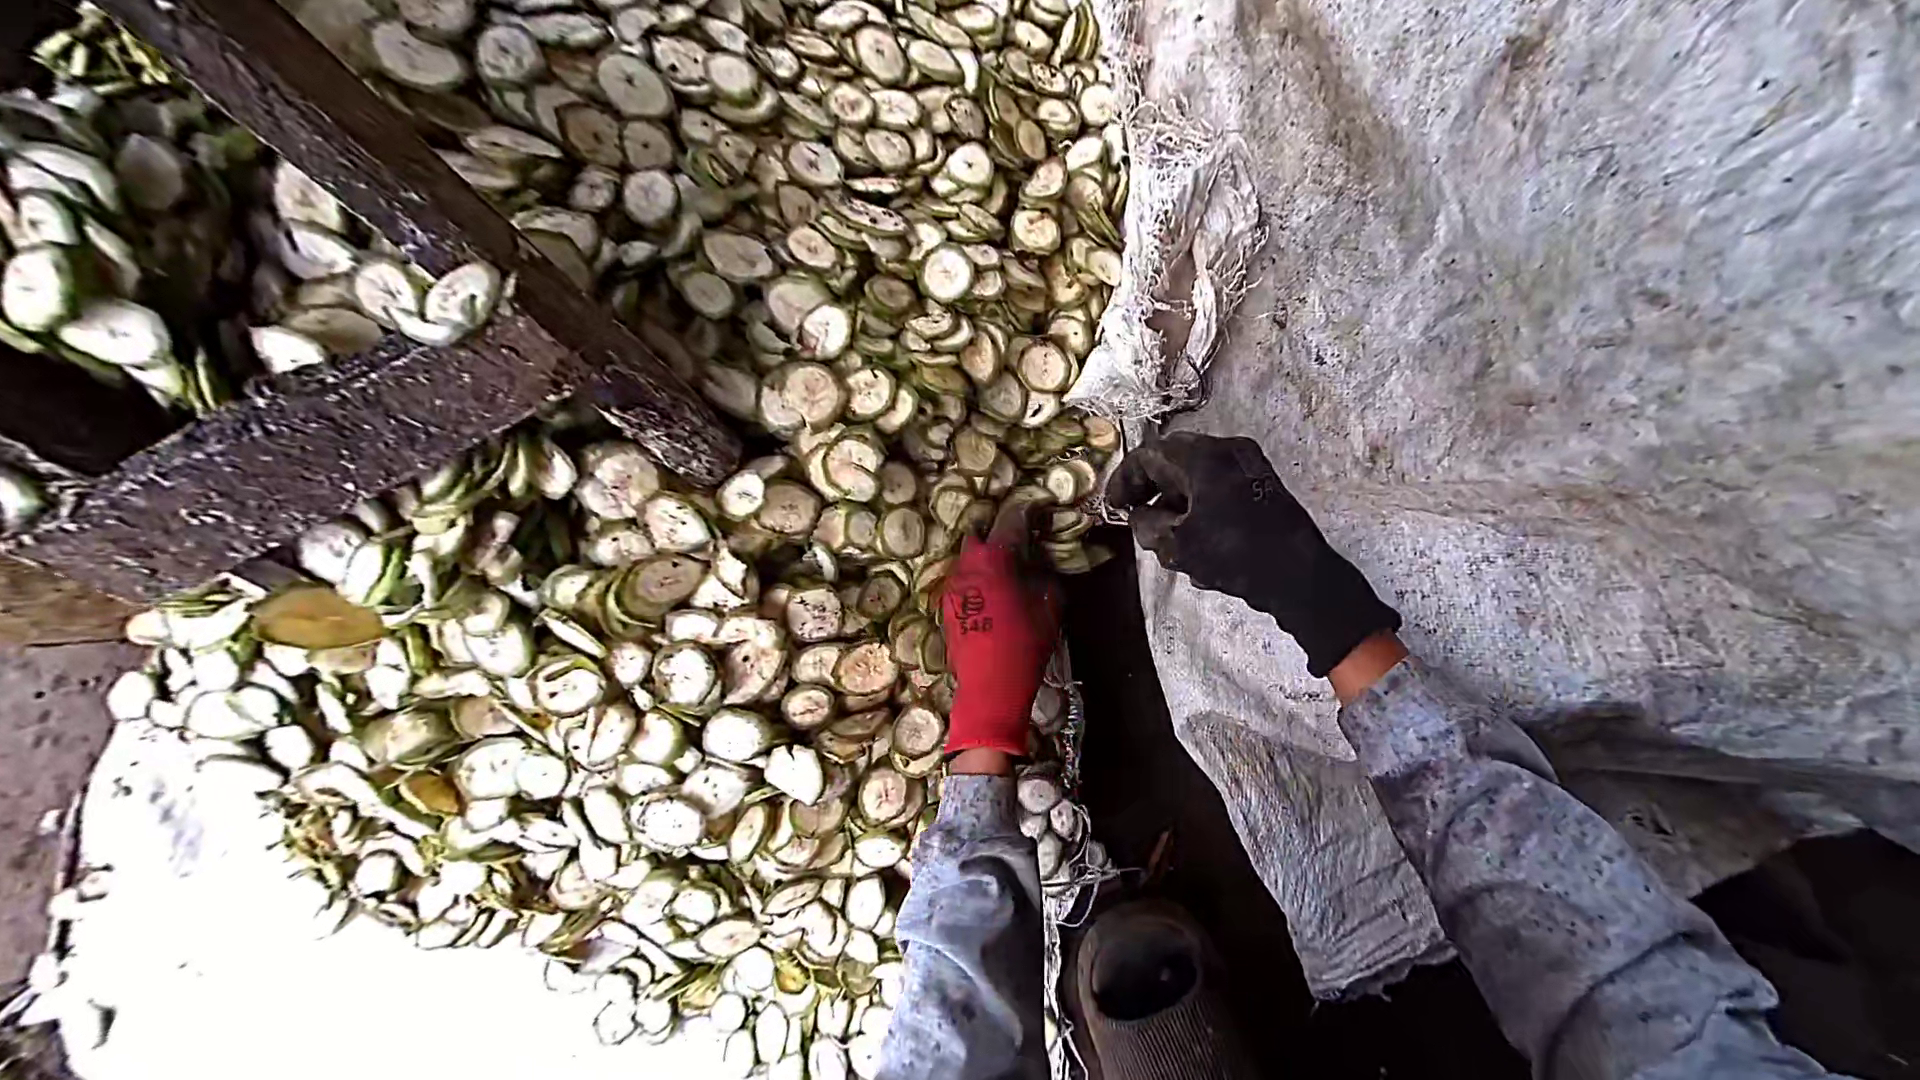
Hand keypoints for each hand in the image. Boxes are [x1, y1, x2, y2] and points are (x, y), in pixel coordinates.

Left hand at [940, 501, 1059, 759]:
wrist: (989, 687)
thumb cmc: (1024, 644)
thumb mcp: (1049, 608)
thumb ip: (1045, 579)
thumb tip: (1041, 569)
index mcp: (995, 558)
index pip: (1012, 520)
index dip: (1027, 511)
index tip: (1038, 508)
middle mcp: (967, 564)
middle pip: (980, 535)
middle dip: (998, 533)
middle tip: (1017, 541)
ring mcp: (952, 585)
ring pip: (967, 558)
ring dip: (984, 558)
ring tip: (1004, 568)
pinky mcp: (946, 605)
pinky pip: (962, 580)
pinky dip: (976, 579)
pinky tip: (990, 592)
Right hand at [1105, 433, 1400, 677]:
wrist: (1300, 576)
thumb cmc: (1234, 555)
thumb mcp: (1175, 544)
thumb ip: (1146, 525)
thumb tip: (1140, 516)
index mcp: (1204, 457)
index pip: (1149, 455)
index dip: (1124, 480)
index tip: (1114, 504)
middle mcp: (1228, 450)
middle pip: (1173, 460)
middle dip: (1149, 487)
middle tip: (1134, 511)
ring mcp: (1249, 466)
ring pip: (1195, 475)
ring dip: (1174, 500)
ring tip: (1163, 535)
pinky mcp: (1261, 486)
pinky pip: (1216, 487)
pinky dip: (1198, 506)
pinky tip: (1195, 543)